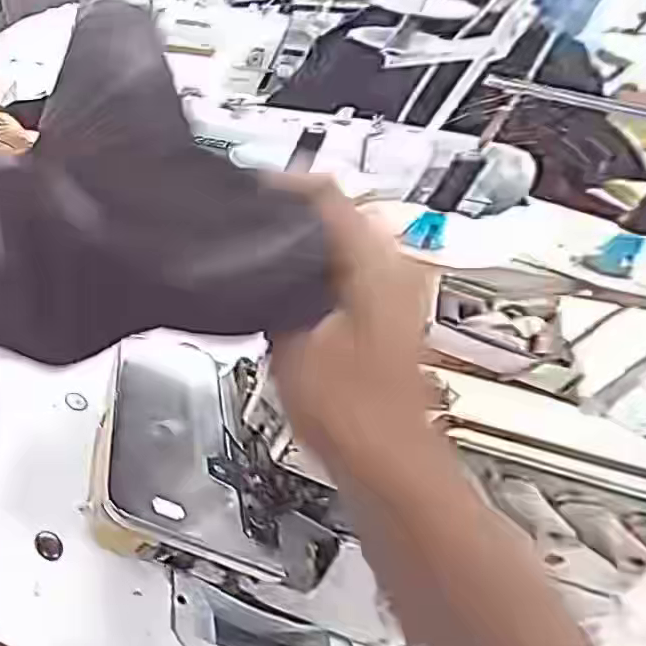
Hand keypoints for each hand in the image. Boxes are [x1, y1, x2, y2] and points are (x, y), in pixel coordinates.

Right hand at [267, 175, 437, 471]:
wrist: (387, 460)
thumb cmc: (355, 415)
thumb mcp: (291, 342)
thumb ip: (274, 289)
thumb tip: (259, 260)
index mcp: (377, 267)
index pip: (330, 195)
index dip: (284, 185)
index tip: (251, 185)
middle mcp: (396, 271)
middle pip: (341, 210)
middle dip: (292, 208)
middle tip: (249, 211)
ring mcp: (396, 293)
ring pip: (343, 238)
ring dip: (302, 235)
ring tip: (259, 239)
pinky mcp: (384, 314)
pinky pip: (347, 266)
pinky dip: (314, 261)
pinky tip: (283, 278)